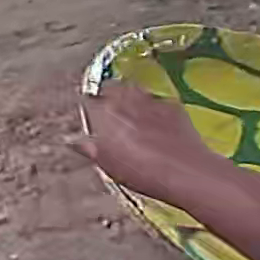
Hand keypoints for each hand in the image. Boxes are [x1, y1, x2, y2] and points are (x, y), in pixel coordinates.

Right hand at [70, 82, 230, 203]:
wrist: (186, 172)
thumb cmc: (142, 171)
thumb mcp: (108, 164)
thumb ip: (89, 148)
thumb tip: (73, 141)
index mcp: (104, 110)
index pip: (88, 98)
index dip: (88, 105)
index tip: (89, 114)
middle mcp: (125, 98)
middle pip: (111, 87)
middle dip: (108, 95)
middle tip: (110, 113)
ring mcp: (150, 100)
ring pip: (134, 90)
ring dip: (130, 97)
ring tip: (132, 114)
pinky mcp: (172, 105)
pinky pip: (156, 101)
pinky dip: (153, 108)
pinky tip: (157, 123)